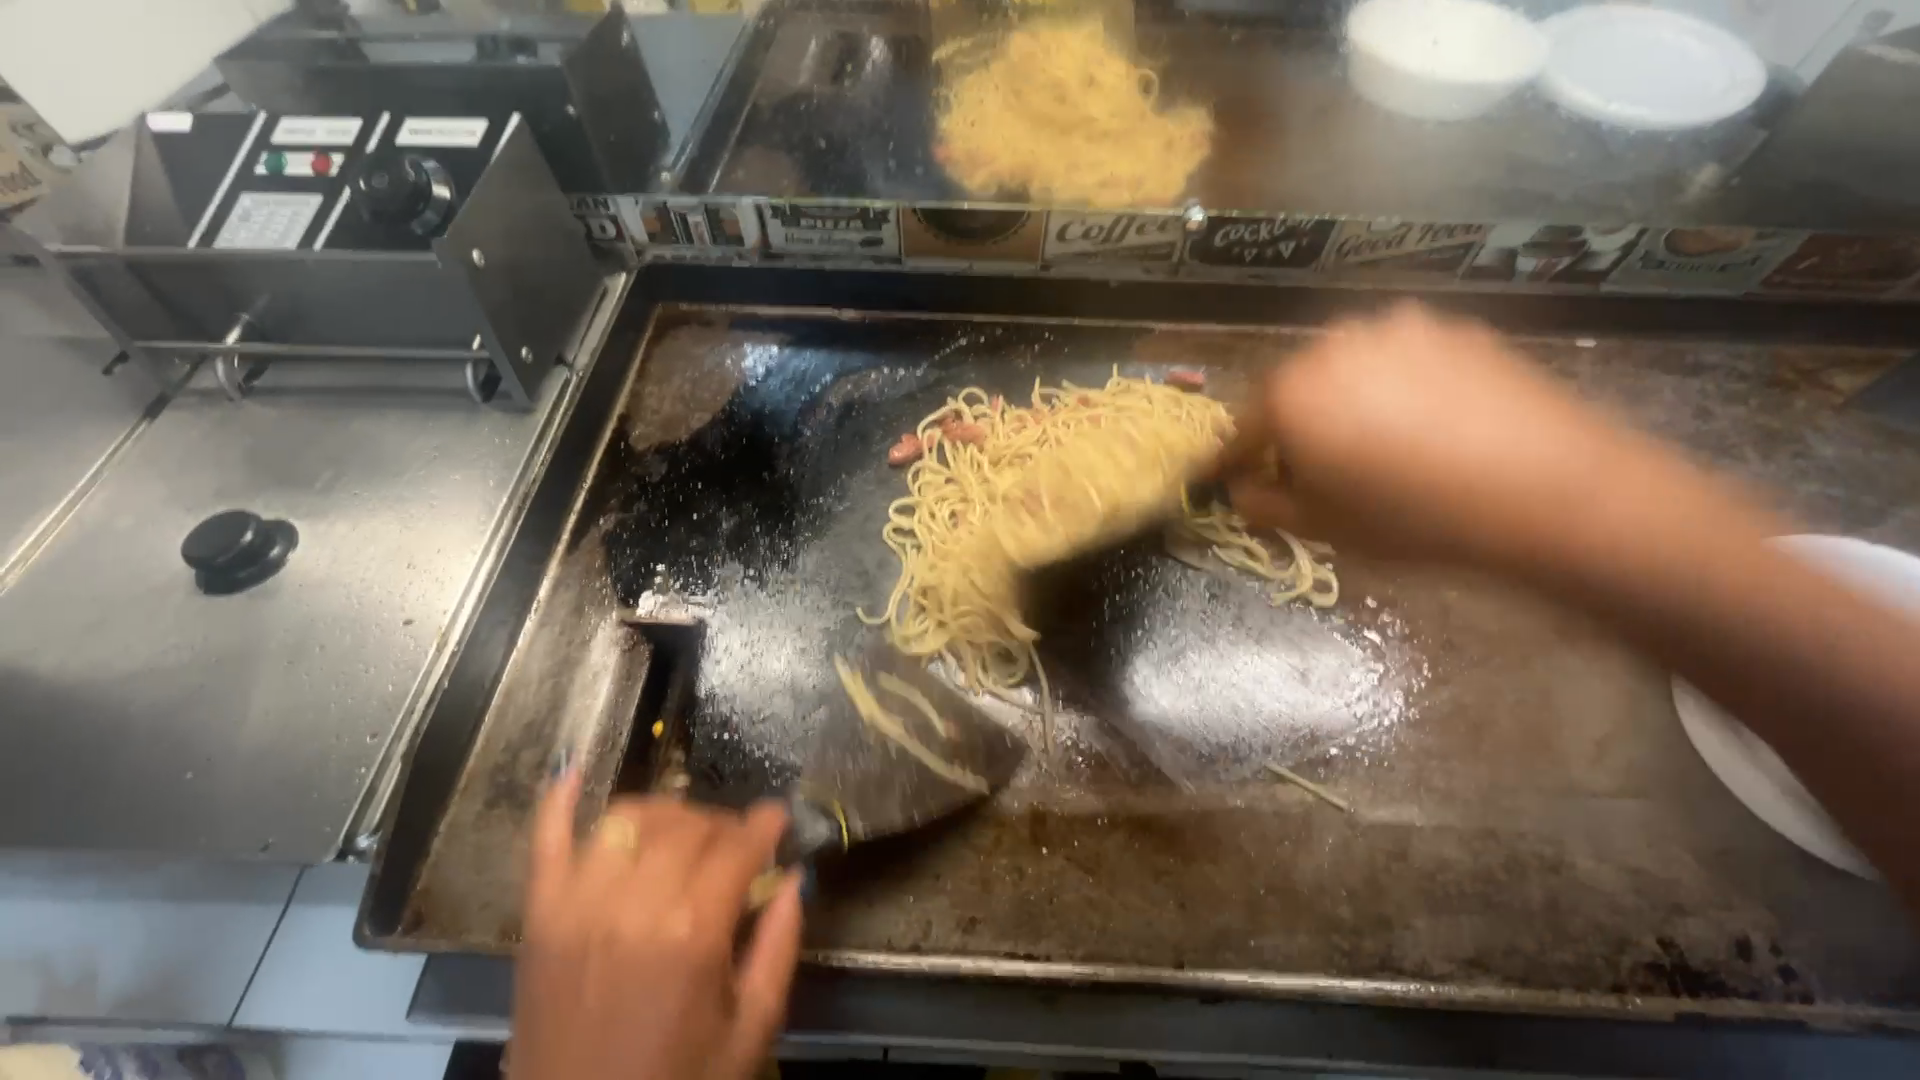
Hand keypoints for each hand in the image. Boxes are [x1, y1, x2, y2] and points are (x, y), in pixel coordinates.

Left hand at [510, 774, 801, 1079]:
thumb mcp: (750, 1028)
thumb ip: (779, 946)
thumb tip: (794, 878)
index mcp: (692, 933)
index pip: (737, 847)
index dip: (765, 824)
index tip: (778, 817)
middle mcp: (633, 904)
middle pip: (687, 826)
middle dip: (722, 822)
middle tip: (736, 840)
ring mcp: (577, 905)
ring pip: (627, 819)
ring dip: (663, 811)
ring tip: (681, 828)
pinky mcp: (537, 918)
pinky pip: (544, 842)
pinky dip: (557, 802)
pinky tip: (574, 772)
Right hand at [1219, 302, 1723, 571]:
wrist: (1551, 490)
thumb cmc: (1414, 517)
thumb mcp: (1323, 527)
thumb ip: (1263, 504)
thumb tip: (1241, 489)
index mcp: (1291, 391)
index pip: (1240, 430)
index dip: (1226, 460)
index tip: (1213, 480)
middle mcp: (1334, 344)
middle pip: (1294, 390)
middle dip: (1291, 428)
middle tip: (1305, 468)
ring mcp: (1399, 329)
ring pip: (1349, 370)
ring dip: (1344, 403)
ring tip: (1373, 446)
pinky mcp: (1456, 330)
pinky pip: (1402, 361)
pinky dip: (1397, 389)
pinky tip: (1426, 427)